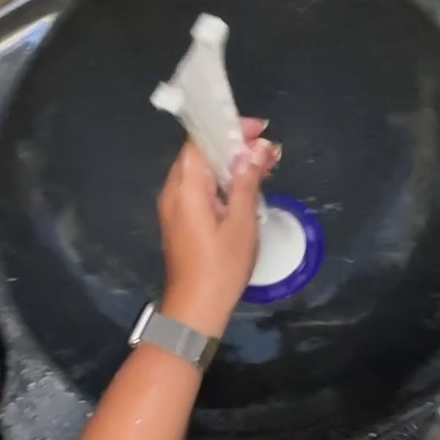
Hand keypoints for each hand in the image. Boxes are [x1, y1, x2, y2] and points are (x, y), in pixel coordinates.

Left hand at [157, 120, 273, 336]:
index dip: (228, 129)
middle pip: (199, 154)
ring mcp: (173, 207)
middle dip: (232, 146)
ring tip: (263, 167)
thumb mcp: (242, 223)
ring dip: (228, 165)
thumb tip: (254, 149)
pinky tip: (244, 190)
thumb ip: (247, 182)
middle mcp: (173, 192)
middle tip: (266, 150)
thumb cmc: (221, 267)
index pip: (200, 141)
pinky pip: (198, 190)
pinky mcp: (179, 221)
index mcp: (186, 188)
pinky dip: (220, 183)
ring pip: (200, 172)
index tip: (257, 130)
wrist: (196, 309)